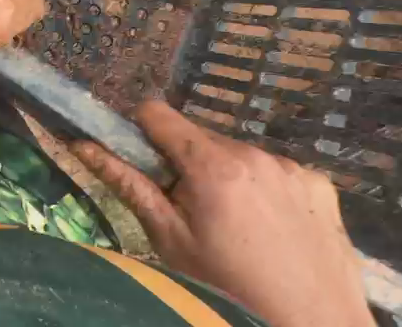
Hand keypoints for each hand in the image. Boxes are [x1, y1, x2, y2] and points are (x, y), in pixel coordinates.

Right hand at [72, 101, 373, 326]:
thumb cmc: (227, 288)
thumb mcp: (168, 239)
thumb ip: (125, 183)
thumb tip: (79, 143)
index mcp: (211, 165)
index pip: (156, 112)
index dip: (141, 132)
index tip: (146, 164)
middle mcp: (253, 154)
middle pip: (197, 136)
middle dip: (186, 161)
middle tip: (193, 209)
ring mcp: (293, 169)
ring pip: (236, 153)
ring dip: (226, 174)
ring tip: (237, 224)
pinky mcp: (322, 185)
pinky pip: (275, 170)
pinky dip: (265, 188)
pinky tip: (274, 227)